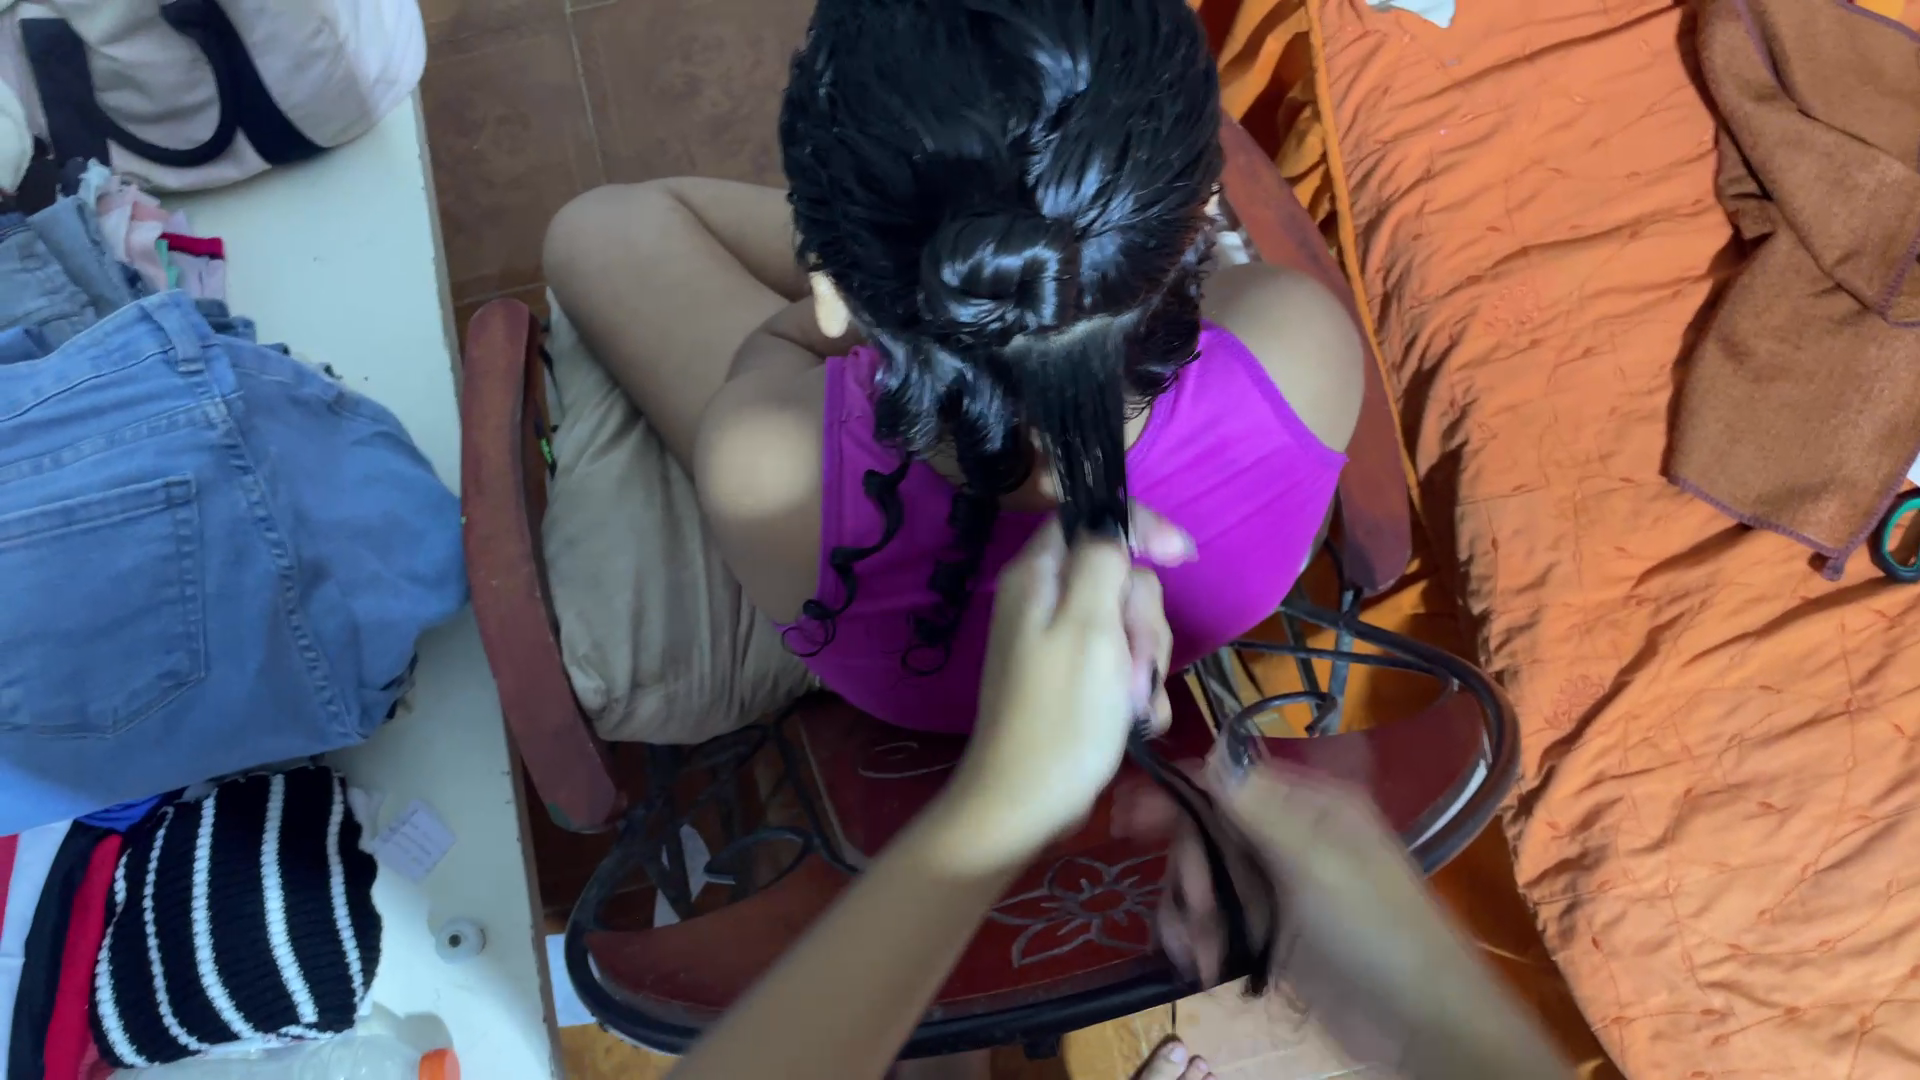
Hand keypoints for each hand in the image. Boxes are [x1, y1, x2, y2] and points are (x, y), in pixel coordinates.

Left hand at [943, 518, 1173, 867]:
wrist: (1027, 801)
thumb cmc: (1061, 713)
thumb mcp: (1087, 626)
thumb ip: (1102, 562)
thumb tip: (1114, 524)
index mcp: (1039, 575)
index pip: (1093, 519)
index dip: (1140, 528)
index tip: (1183, 556)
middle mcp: (1046, 599)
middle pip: (1120, 577)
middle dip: (1142, 620)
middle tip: (1129, 661)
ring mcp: (1059, 639)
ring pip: (1128, 623)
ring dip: (1143, 662)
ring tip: (1129, 701)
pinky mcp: (1074, 675)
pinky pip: (1120, 661)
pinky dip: (1134, 688)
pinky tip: (1130, 718)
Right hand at [1118, 759, 1492, 1062]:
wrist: (1424, 1032)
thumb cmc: (1376, 933)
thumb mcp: (1316, 862)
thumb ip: (1257, 805)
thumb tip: (1209, 748)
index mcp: (1303, 805)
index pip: (1224, 780)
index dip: (1177, 793)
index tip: (1130, 817)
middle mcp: (1284, 834)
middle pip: (1204, 830)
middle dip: (1189, 867)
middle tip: (1192, 903)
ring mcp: (1273, 884)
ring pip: (1202, 875)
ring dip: (1190, 911)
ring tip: (1199, 951)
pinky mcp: (1265, 929)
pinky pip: (1211, 916)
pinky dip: (1198, 936)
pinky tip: (1201, 963)